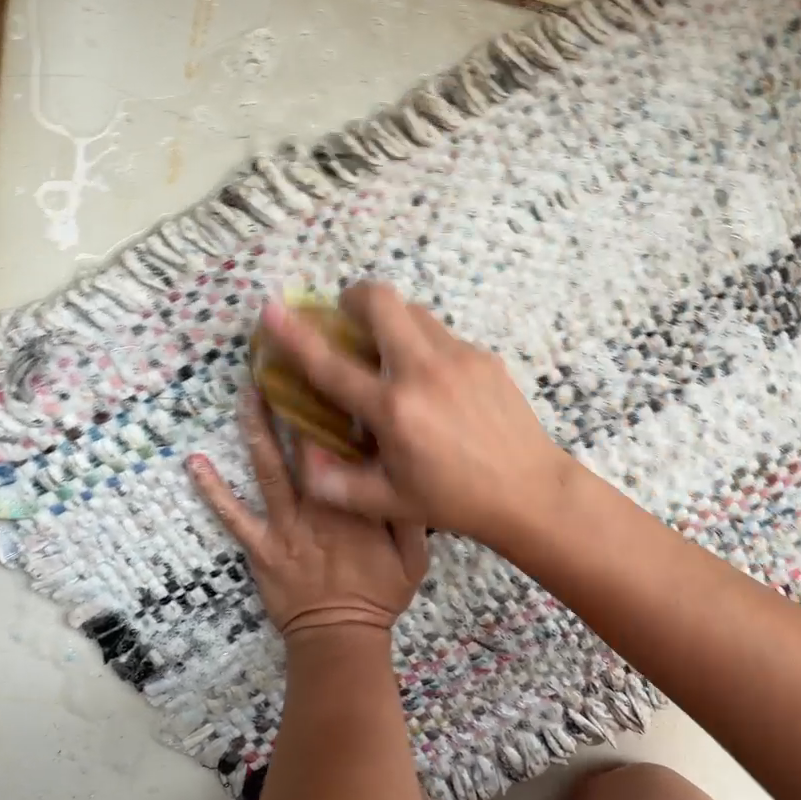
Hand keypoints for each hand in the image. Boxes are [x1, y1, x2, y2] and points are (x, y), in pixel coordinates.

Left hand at [186, 390, 429, 637]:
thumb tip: (407, 469)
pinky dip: (212, 490)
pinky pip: (233, 516)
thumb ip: (413, 514)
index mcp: (356, 501)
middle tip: (284, 362)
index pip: (349, 445)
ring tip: (248, 390)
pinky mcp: (261, 546)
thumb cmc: (379, 597)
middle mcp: (319, 503)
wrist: (340, 640)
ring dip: (257, 427)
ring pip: (268, 467)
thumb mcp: (415, 557)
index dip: (341, 407)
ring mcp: (286, 524)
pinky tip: (195, 462)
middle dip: (295, 400)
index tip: (332, 370)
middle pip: (303, 444)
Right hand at [256, 281, 576, 544]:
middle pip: (382, 301)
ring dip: (390, 319)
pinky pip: (441, 334)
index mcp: (394, 410)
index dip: (295, 334)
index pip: (331, 364)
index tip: (271, 308)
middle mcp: (424, 372)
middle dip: (354, 297)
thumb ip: (336, 484)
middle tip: (346, 318)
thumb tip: (303, 457)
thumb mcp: (389, 502)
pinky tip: (430, 379)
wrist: (529, 490)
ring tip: (386, 349)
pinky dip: (422, 343)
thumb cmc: (455, 501)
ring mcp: (458, 358)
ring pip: (413, 311)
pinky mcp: (483, 356)